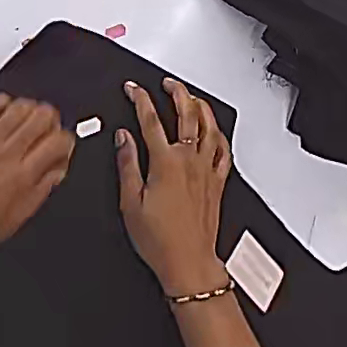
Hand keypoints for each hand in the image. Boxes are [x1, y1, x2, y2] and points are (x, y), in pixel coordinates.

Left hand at [0, 95, 72, 274]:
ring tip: (24, 124)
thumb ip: (37, 194)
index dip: (64, 142)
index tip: (58, 150)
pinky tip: (1, 114)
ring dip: (29, 110)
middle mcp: (6, 154)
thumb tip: (54, 174)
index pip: (60, 141)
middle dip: (50, 121)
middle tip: (44, 133)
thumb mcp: (7, 225)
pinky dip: (1, 102)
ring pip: (22, 105)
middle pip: (45, 115)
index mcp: (21, 179)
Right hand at [116, 78, 232, 297]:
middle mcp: (189, 160)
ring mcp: (206, 169)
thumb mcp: (130, 203)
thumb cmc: (160, 239)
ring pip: (209, 127)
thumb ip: (127, 165)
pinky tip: (216, 131)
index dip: (140, 99)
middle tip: (168, 83)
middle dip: (177, 92)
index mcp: (165, 162)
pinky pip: (223, 151)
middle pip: (186, 114)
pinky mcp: (218, 181)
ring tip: (193, 97)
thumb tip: (123, 139)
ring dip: (201, 107)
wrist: (189, 263)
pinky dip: (220, 136)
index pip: (150, 120)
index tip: (133, 89)